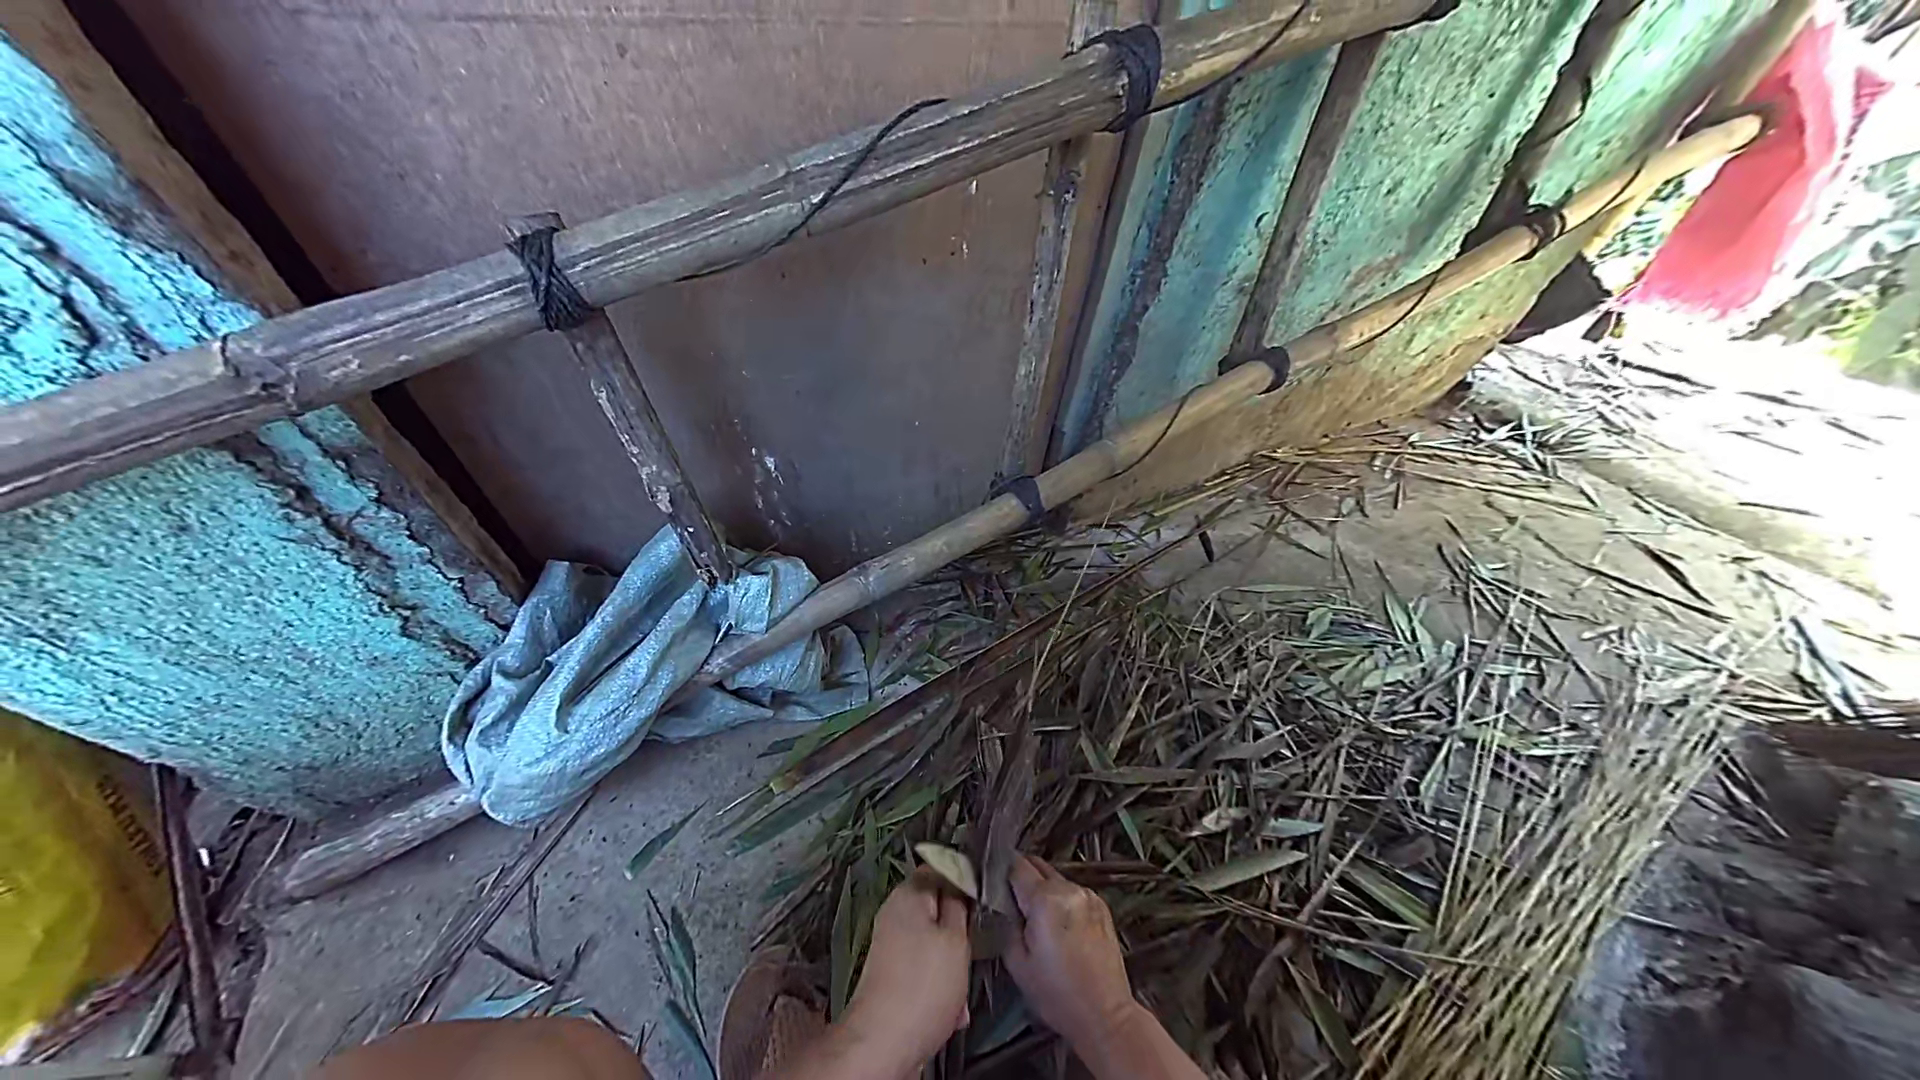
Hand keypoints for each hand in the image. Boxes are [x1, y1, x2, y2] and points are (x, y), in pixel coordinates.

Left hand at [840, 868, 972, 1072]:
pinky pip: (924, 969)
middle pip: (939, 909)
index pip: (940, 868)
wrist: (883, 1043)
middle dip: (959, 931)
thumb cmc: (924, 985)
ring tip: (961, 992)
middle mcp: (895, 913)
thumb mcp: (955, 938)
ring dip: (953, 965)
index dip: (964, 879)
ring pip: (935, 943)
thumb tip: (959, 878)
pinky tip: (951, 1011)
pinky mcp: (892, 975)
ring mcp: (891, 945)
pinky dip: (939, 985)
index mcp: (908, 894)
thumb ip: (959, 904)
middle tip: (972, 950)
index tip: (982, 901)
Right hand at [1004, 854, 1138, 1049]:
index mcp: (1045, 899)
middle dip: (1022, 878)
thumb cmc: (1060, 996)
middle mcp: (1068, 890)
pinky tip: (1060, 928)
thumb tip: (1001, 904)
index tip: (994, 883)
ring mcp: (1087, 896)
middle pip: (1037, 865)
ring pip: (1055, 878)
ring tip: (1039, 922)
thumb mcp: (1017, 963)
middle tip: (1013, 903)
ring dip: (1043, 890)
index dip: (1002, 872)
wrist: (1105, 1015)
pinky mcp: (1101, 907)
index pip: (1016, 865)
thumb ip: (1005, 924)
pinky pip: (1072, 892)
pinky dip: (1062, 901)